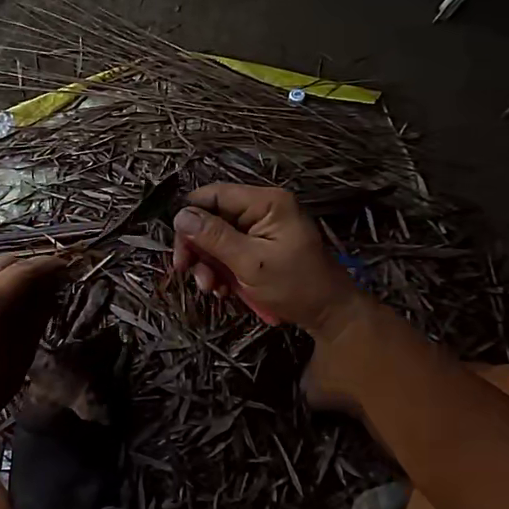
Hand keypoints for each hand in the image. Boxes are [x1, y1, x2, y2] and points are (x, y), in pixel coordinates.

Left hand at [0, 254, 70, 433]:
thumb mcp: (22, 349)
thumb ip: (38, 313)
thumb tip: (53, 289)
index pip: (24, 270)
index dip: (49, 265)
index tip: (68, 266)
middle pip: (5, 264)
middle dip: (31, 266)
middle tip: (54, 277)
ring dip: (14, 274)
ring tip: (36, 288)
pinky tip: (13, 299)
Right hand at [170, 185, 366, 339]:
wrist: (329, 314)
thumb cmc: (295, 286)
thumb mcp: (250, 263)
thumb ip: (215, 237)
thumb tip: (180, 216)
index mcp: (266, 202)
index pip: (214, 194)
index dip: (190, 217)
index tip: (179, 247)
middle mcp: (262, 208)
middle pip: (212, 216)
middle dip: (198, 246)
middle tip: (186, 271)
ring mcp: (262, 228)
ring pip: (217, 237)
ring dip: (207, 263)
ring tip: (210, 287)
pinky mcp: (260, 246)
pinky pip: (229, 251)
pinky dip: (220, 269)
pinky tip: (222, 288)